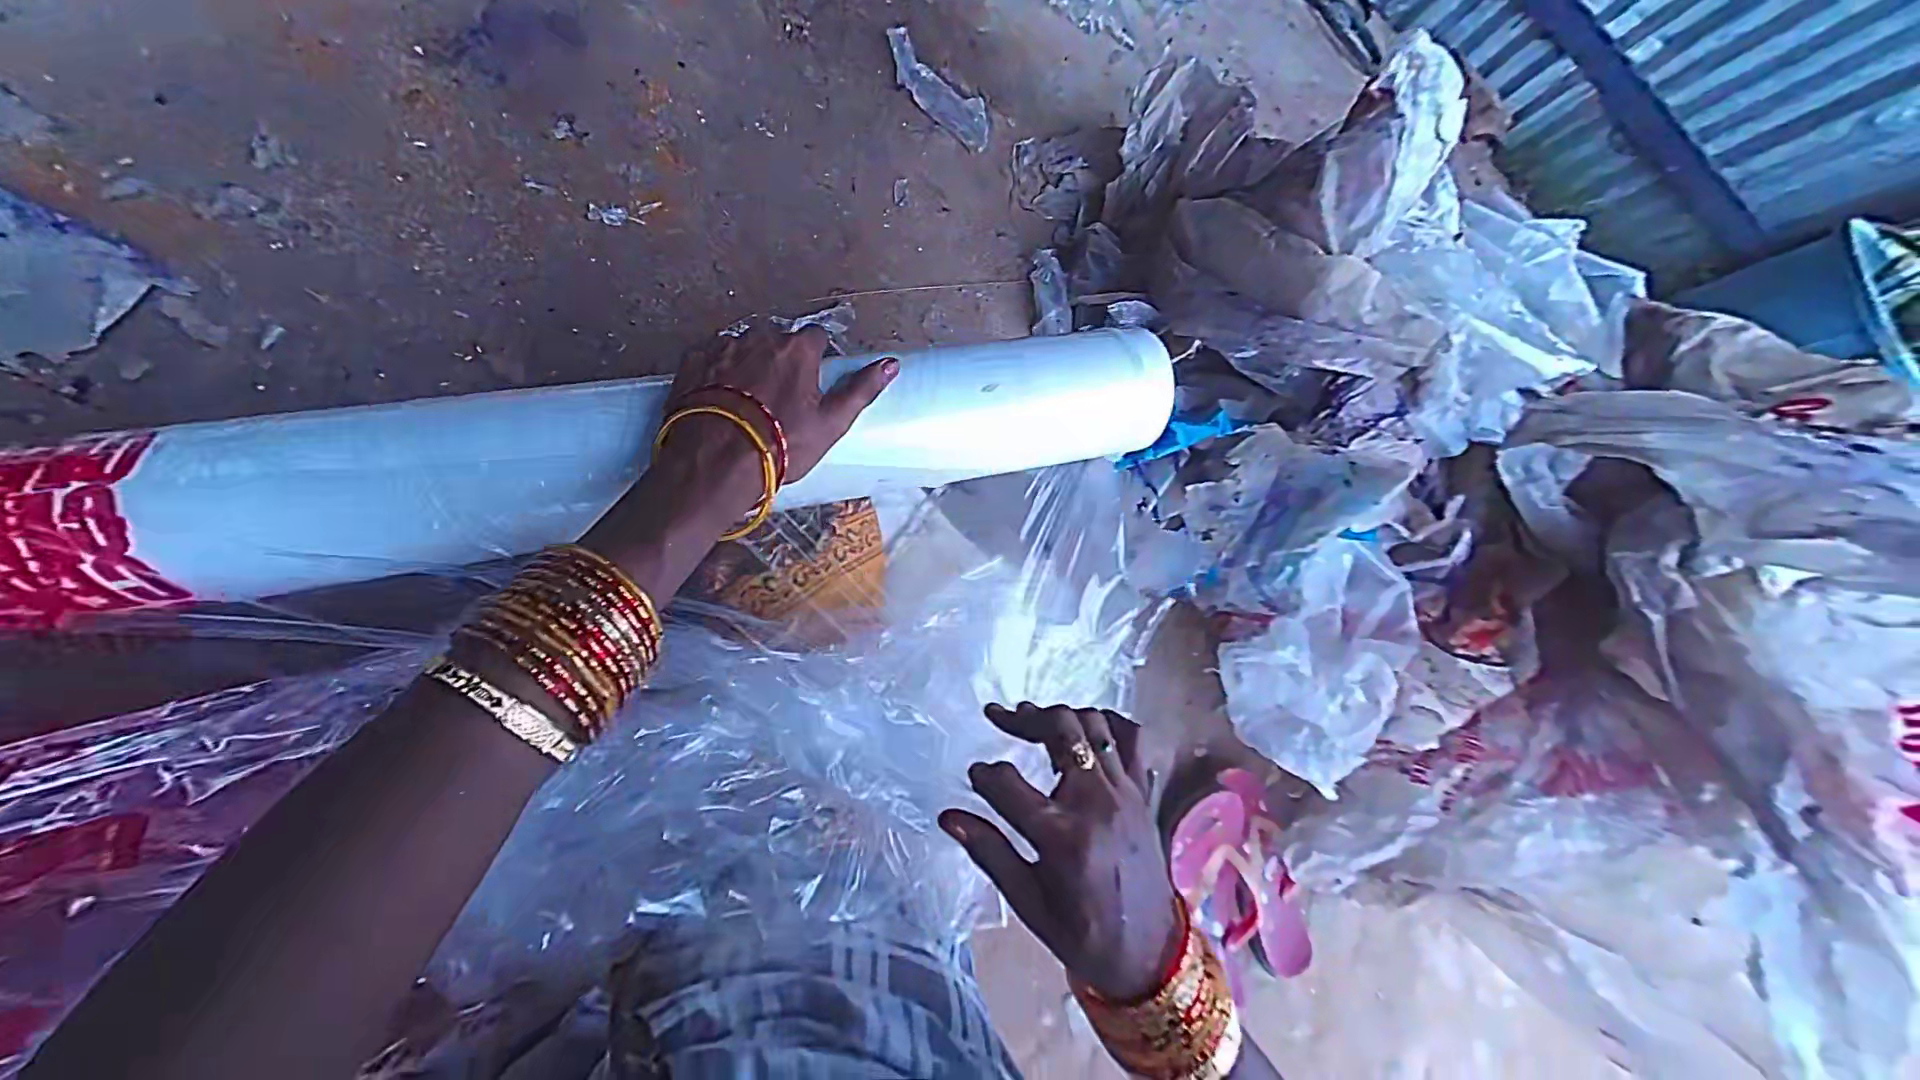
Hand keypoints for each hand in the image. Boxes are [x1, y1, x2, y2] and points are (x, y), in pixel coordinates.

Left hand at [658, 325, 896, 491]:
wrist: (714, 463)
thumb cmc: (779, 445)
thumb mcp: (830, 424)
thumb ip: (860, 389)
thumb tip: (891, 364)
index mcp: (797, 350)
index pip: (816, 337)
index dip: (817, 358)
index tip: (812, 381)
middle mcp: (759, 338)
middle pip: (777, 340)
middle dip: (780, 361)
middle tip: (778, 399)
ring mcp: (722, 346)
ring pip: (743, 347)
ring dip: (748, 364)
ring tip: (747, 402)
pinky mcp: (691, 360)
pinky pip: (711, 357)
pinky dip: (717, 371)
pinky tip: (720, 399)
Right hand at [941, 703, 1182, 1001]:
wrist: (1150, 953)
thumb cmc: (1082, 933)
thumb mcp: (1028, 902)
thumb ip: (989, 852)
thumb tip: (948, 817)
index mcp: (1061, 836)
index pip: (1007, 782)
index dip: (984, 774)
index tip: (975, 774)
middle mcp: (1095, 803)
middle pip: (1059, 731)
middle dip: (1023, 719)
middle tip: (998, 716)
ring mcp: (1124, 793)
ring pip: (1093, 725)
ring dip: (1060, 715)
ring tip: (1034, 719)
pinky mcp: (1143, 793)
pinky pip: (1132, 739)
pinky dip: (1108, 724)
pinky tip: (1085, 725)